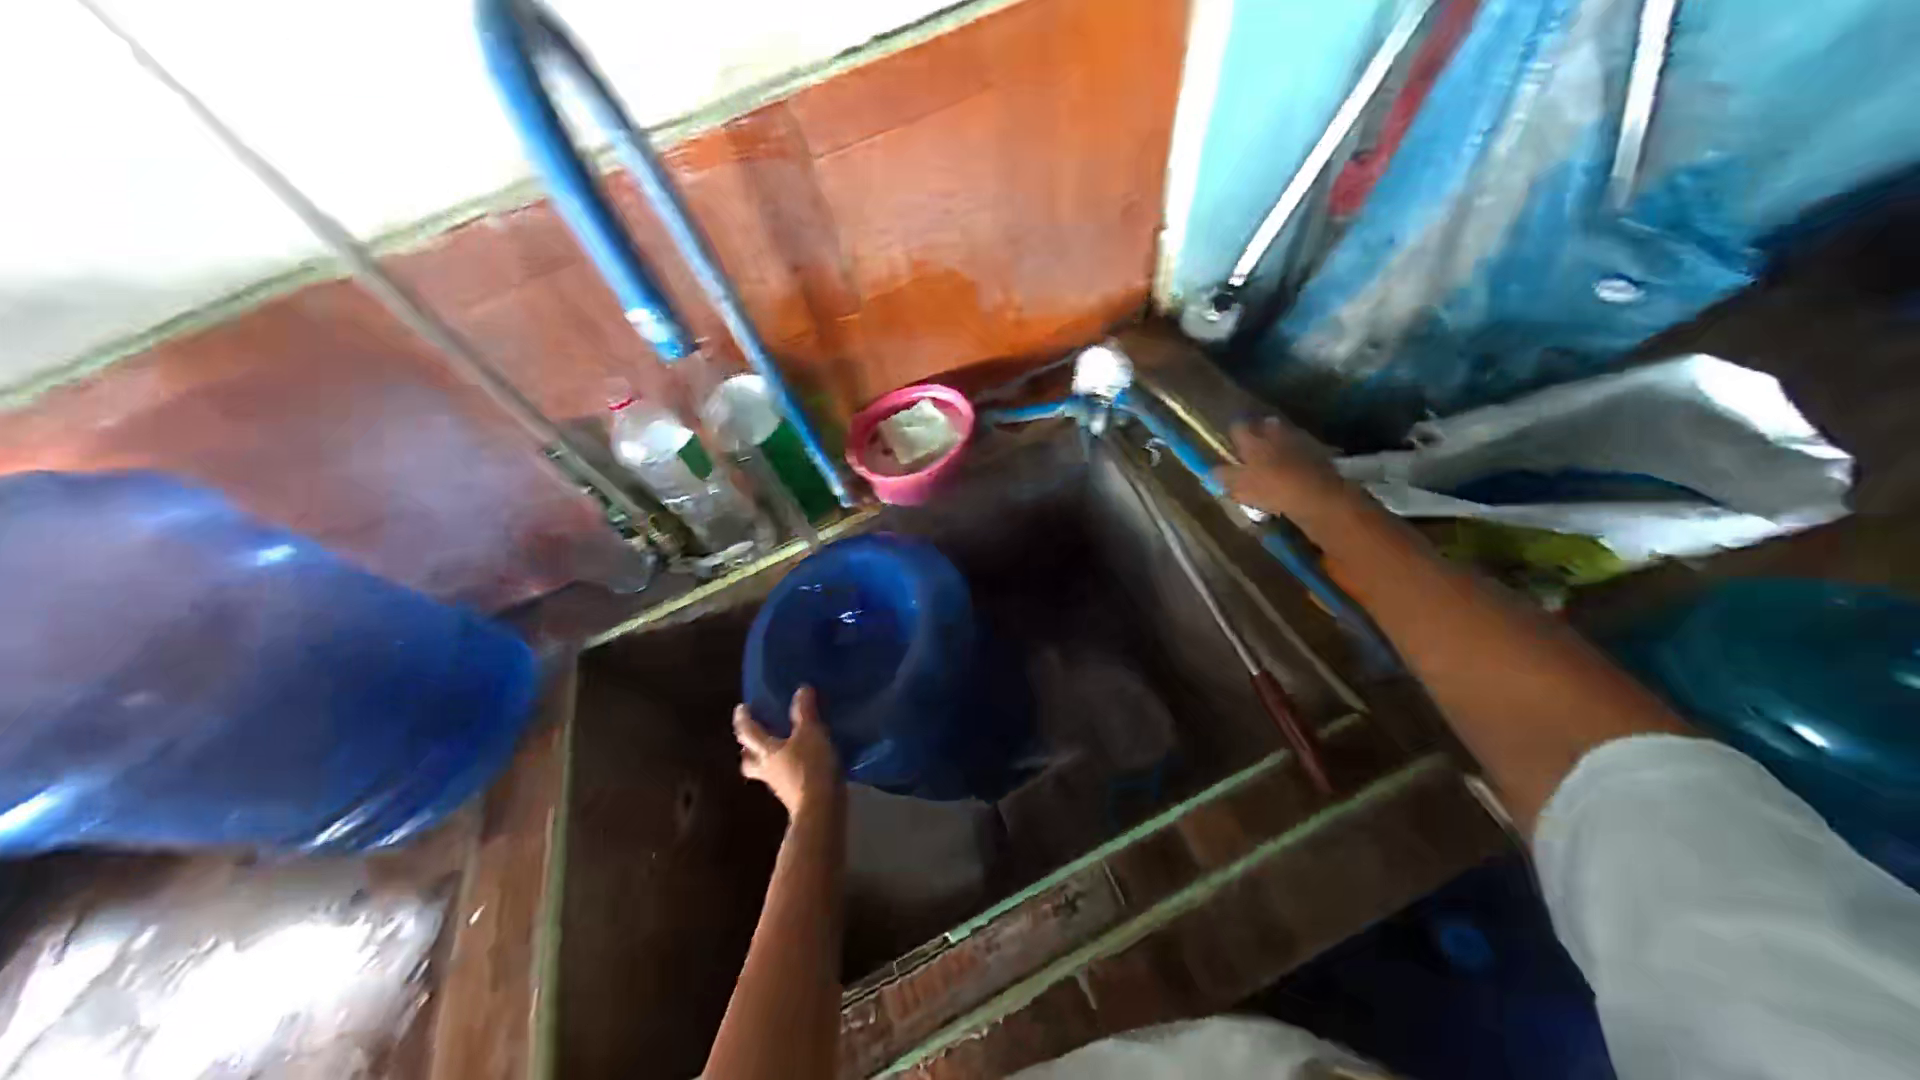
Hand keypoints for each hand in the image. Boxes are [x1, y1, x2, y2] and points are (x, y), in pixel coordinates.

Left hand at [733, 686, 839, 818]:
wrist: (820, 808)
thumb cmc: (811, 766)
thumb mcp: (811, 733)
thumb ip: (805, 712)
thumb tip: (801, 689)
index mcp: (766, 751)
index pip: (748, 732)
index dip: (743, 719)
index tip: (741, 708)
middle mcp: (766, 769)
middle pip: (748, 760)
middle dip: (748, 748)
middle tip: (754, 736)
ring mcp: (778, 785)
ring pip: (764, 771)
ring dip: (767, 760)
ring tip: (780, 749)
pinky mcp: (793, 797)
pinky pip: (783, 779)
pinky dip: (787, 770)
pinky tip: (801, 764)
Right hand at [1214, 416, 1349, 517]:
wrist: (1317, 494)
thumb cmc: (1272, 489)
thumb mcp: (1240, 487)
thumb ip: (1224, 477)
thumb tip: (1211, 472)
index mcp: (1252, 440)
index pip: (1237, 428)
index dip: (1233, 435)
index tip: (1231, 444)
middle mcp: (1273, 432)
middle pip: (1262, 425)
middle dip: (1258, 433)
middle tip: (1253, 449)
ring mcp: (1297, 438)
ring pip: (1282, 433)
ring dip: (1277, 441)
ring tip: (1274, 457)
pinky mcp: (1317, 448)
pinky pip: (1300, 445)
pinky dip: (1295, 451)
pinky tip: (1294, 465)